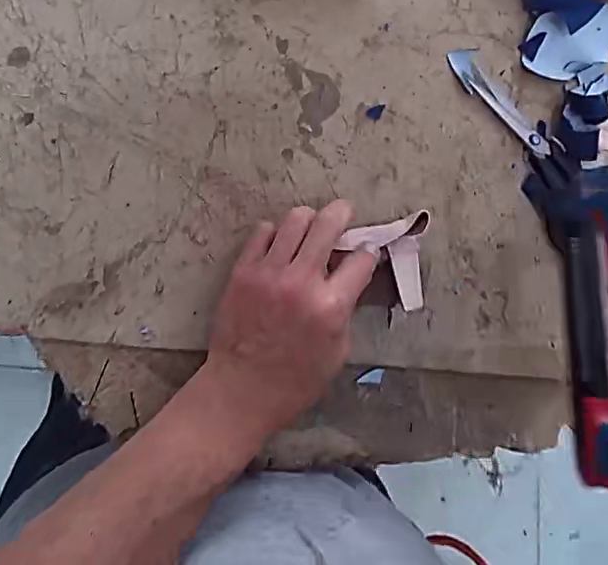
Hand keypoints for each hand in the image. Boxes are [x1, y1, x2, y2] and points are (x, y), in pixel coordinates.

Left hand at [200, 201, 379, 439]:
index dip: (368, 251)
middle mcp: (301, 283)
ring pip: (296, 218)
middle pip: (329, 222)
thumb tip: (353, 272)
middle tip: (343, 216)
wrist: (239, 394)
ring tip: (310, 232)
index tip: (366, 251)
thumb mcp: (339, 348)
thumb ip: (347, 305)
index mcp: (330, 306)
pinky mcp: (242, 273)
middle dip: (343, 213)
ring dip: (310, 220)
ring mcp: (269, 275)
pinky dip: (276, 234)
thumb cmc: (295, 380)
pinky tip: (281, 248)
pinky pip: (263, 232)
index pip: (362, 257)